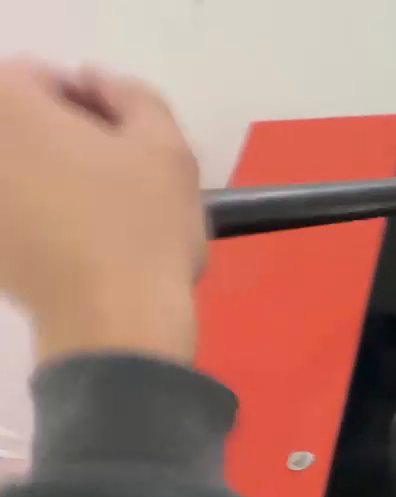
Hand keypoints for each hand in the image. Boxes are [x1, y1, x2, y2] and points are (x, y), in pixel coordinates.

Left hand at [0, 63, 202, 364]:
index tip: (137, 152)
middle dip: (70, 142)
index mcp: (7, 103)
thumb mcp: (172, 154)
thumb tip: (102, 83)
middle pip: (22, 120)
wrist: (113, 312)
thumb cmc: (145, 227)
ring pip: (19, 165)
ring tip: (107, 220)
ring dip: (56, 179)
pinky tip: (81, 245)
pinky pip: (15, 208)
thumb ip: (138, 99)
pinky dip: (41, 215)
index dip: (99, 108)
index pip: (45, 77)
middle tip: (126, 186)